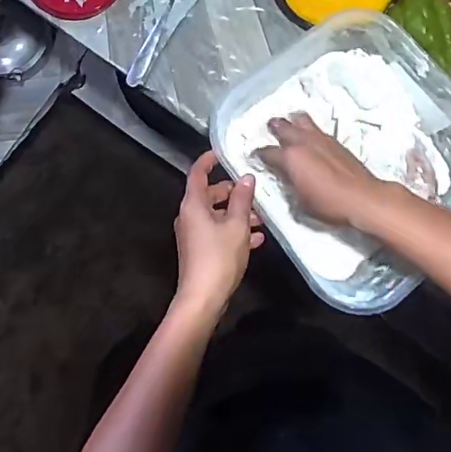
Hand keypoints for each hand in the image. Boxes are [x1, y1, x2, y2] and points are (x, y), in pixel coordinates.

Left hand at [173, 152, 263, 318]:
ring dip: (236, 213)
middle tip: (253, 194)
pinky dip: (233, 230)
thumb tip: (246, 178)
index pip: (198, 172)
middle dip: (232, 192)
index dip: (209, 159)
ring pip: (216, 214)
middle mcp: (189, 215)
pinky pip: (217, 231)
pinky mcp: (199, 250)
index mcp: (193, 204)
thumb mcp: (237, 225)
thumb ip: (243, 199)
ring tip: (260, 219)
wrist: (202, 299)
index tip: (222, 152)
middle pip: (210, 194)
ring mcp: (193, 234)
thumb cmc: (219, 257)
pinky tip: (256, 239)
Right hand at [253, 113, 387, 227]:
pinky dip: (308, 127)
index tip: (255, 155)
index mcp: (290, 157)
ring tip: (289, 122)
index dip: (259, 154)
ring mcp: (319, 138)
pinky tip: (310, 134)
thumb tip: (285, 177)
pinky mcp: (334, 140)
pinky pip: (316, 127)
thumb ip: (289, 184)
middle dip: (273, 127)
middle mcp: (302, 142)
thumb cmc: (329, 203)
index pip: (267, 152)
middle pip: (282, 127)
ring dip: (292, 120)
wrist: (362, 196)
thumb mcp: (301, 201)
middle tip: (269, 127)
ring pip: (301, 120)